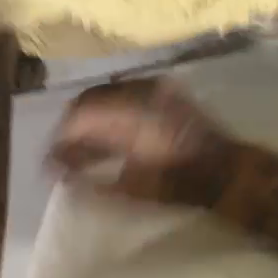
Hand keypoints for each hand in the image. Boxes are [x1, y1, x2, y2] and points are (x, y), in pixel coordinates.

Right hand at [47, 78, 238, 206]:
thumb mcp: (132, 189)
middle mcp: (135, 92)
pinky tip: (108, 136)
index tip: (51, 160)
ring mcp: (151, 87)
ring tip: (83, 148)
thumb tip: (61, 177)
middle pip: (88, 101)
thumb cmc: (178, 184)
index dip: (60, 137)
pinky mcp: (163, 91)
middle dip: (71, 126)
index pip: (78, 115)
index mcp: (125, 114)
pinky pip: (124, 93)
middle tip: (63, 153)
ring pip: (105, 95)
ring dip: (90, 119)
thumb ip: (92, 181)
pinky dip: (110, 112)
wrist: (226, 170)